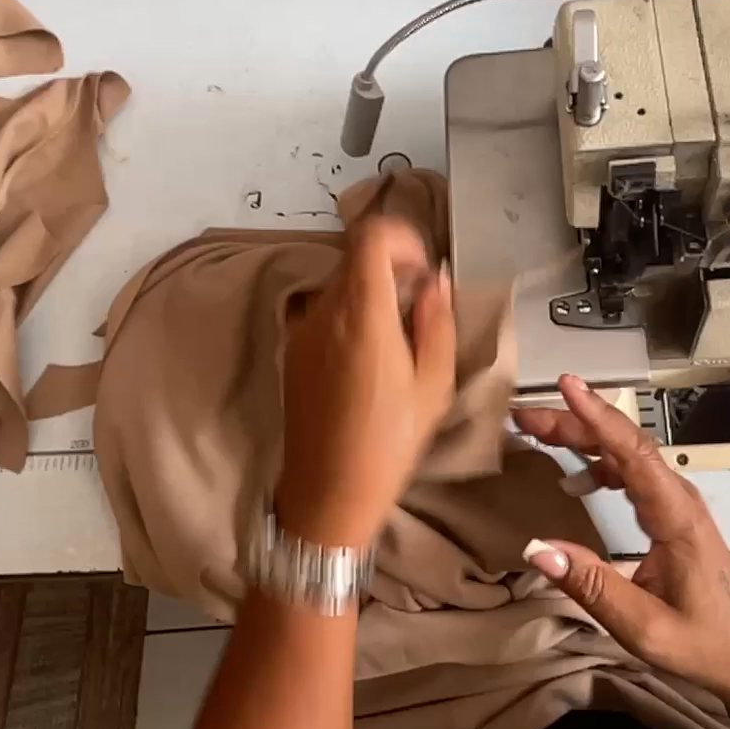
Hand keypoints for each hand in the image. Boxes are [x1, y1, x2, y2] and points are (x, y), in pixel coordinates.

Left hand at [278, 216, 455, 548]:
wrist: (326, 492)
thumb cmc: (389, 442)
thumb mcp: (433, 385)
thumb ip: (436, 321)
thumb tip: (434, 282)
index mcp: (362, 314)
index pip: (370, 236)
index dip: (402, 236)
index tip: (423, 267)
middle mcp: (324, 311)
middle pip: (355, 257)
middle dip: (392, 267)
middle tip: (420, 305)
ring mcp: (302, 329)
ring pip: (341, 283)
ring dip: (373, 292)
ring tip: (398, 337)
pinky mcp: (293, 349)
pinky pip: (326, 311)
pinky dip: (352, 313)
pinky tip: (370, 358)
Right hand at [513, 376, 729, 721]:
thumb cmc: (702, 643)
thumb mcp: (644, 628)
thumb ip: (592, 586)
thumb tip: (536, 548)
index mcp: (675, 517)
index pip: (634, 452)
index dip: (598, 416)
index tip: (567, 385)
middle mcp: (677, 497)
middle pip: (624, 444)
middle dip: (574, 422)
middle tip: (524, 416)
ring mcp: (675, 502)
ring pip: (626, 453)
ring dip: (583, 437)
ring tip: (538, 432)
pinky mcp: (670, 513)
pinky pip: (631, 472)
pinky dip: (599, 462)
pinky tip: (573, 477)